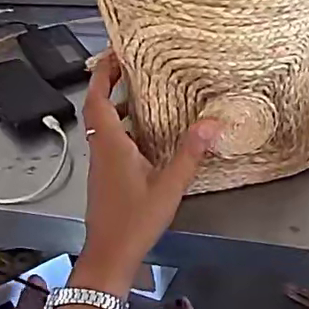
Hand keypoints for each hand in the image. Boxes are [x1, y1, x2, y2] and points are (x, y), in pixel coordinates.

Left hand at [74, 54, 218, 293]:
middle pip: (98, 107)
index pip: (99, 98)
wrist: (109, 255)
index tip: (114, 53)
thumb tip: (210, 124)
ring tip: (142, 97)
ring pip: (103, 125)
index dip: (103, 73)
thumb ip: (189, 154)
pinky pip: (110, 142)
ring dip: (117, 107)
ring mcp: (101, 165)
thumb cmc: (133, 222)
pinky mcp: (106, 177)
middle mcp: (101, 150)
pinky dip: (123, 129)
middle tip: (130, 68)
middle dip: (110, 84)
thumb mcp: (168, 186)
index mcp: (111, 145)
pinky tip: (145, 137)